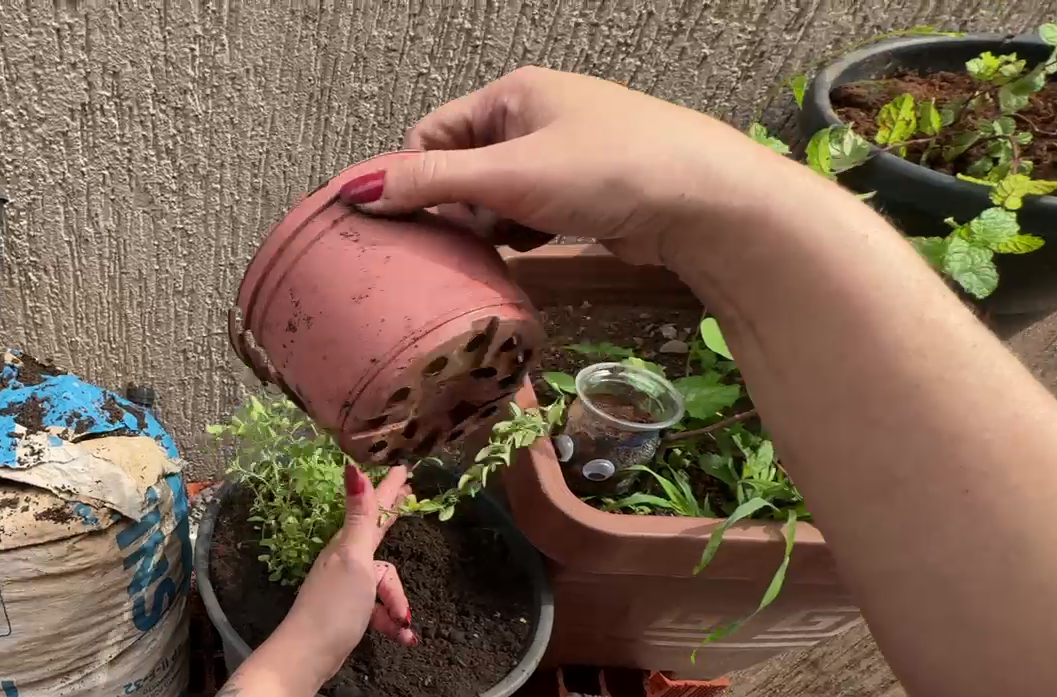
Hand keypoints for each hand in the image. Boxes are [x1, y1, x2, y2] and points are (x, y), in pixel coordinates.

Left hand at [268, 464, 416, 683]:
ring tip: (402, 623)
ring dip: (398, 605)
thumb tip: (353, 467)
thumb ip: (360, 517)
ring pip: (385, 586)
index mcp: (348, 544)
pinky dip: (391, 623)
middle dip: (394, 521)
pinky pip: (379, 611)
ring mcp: (347, 587)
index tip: (402, 468)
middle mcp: (346, 561)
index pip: (374, 509)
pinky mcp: (349, 612)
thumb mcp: (353, 558)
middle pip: (378, 539)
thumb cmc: (333, 605)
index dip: (389, 490)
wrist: (309, 653)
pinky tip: (402, 638)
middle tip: (411, 498)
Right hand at [335, 67, 814, 267]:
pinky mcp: (568, 189)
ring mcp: (550, 153)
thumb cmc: (605, 171)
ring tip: (509, 238)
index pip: (428, 136)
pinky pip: (513, 213)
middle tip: (468, 233)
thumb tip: (356, 189)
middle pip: (453, 169)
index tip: (423, 219)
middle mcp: (526, 116)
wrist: (701, 201)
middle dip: (454, 207)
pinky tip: (532, 243)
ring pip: (482, 197)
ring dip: (484, 224)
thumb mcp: (507, 175)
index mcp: (509, 94)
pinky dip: (512, 232)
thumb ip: (428, 181)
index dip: (416, 180)